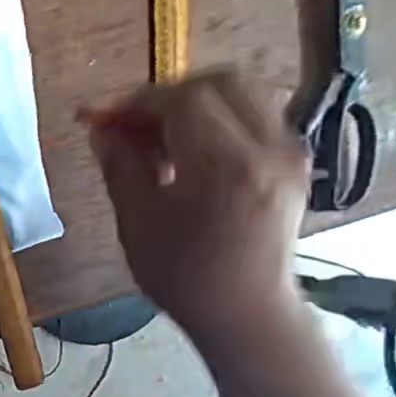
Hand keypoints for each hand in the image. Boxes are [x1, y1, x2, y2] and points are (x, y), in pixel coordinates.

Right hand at [86, 70, 310, 347]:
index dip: (135, 101)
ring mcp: (289, 153)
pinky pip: (255, 115)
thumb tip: (101, 129)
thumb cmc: (184, 277)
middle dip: (167, 95)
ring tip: (161, 137)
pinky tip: (191, 150)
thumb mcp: (138, 223)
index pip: (182, 100)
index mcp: (226, 167)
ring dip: (194, 103)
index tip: (102, 117)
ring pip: (241, 93)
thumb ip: (120, 167)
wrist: (247, 313)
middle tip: (132, 123)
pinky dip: (218, 118)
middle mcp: (268, 149)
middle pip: (218, 83)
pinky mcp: (294, 162)